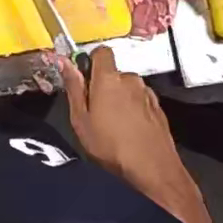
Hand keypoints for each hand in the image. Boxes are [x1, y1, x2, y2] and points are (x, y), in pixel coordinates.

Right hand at [60, 47, 208, 222]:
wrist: (152, 170)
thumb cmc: (111, 146)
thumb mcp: (81, 119)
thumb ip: (73, 87)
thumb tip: (64, 61)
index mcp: (109, 78)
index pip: (101, 52)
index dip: (90, 62)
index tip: (83, 79)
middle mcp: (131, 80)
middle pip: (113, 73)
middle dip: (102, 86)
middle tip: (93, 111)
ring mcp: (148, 94)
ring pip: (127, 88)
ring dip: (118, 99)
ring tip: (111, 125)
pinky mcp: (158, 108)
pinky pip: (139, 101)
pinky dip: (132, 110)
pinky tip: (128, 131)